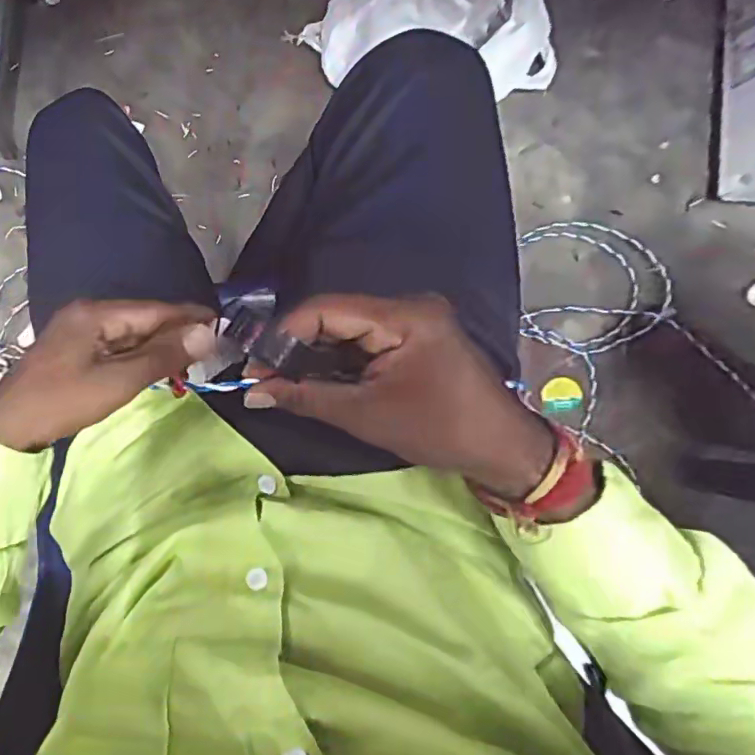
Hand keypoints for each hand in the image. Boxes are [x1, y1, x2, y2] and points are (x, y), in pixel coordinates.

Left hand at [0, 300, 217, 451]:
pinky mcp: (73, 349)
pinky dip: (136, 356)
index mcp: (95, 313)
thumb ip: (162, 355)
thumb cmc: (63, 401)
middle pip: (142, 319)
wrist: (9, 426)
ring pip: (129, 333)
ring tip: (189, 361)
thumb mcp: (118, 381)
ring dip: (156, 347)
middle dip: (174, 333)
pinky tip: (153, 367)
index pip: (154, 309)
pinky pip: (114, 345)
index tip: (222, 324)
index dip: (188, 316)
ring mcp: (77, 330)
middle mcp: (86, 313)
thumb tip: (206, 333)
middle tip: (209, 350)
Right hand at [244, 294, 558, 498]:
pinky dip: (334, 359)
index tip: (255, 366)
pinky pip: (360, 340)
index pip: (325, 310)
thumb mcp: (364, 415)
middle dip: (293, 346)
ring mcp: (410, 319)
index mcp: (402, 316)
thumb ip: (304, 397)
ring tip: (280, 380)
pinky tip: (311, 378)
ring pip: (343, 328)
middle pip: (332, 315)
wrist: (502, 448)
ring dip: (310, 354)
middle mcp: (406, 306)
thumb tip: (252, 392)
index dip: (283, 335)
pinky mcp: (411, 335)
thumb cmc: (437, 430)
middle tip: (262, 377)